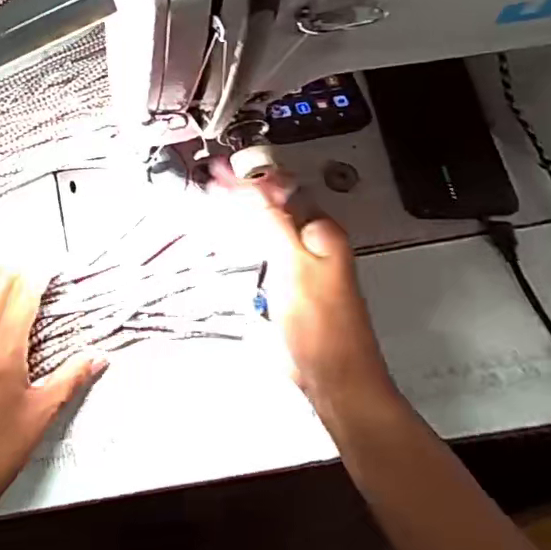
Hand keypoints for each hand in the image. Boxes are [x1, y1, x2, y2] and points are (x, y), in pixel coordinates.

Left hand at [0, 268, 107, 541]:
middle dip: (25, 271)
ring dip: (0, 277)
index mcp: (0, 349)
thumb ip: (71, 377)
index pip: (22, 290)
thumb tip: (98, 356)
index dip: (44, 275)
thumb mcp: (40, 415)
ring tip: (25, 289)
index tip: (63, 273)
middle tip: (49, 283)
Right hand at [210, 161, 390, 407]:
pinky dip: (251, 241)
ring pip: (273, 230)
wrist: (333, 376)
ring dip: (248, 215)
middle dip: (246, 192)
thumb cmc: (322, 328)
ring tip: (222, 200)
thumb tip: (260, 192)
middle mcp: (317, 246)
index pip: (283, 191)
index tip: (222, 173)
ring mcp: (306, 268)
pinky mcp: (295, 289)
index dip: (251, 180)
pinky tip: (238, 240)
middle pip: (278, 207)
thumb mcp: (293, 266)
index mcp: (322, 233)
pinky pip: (270, 253)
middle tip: (216, 180)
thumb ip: (275, 225)